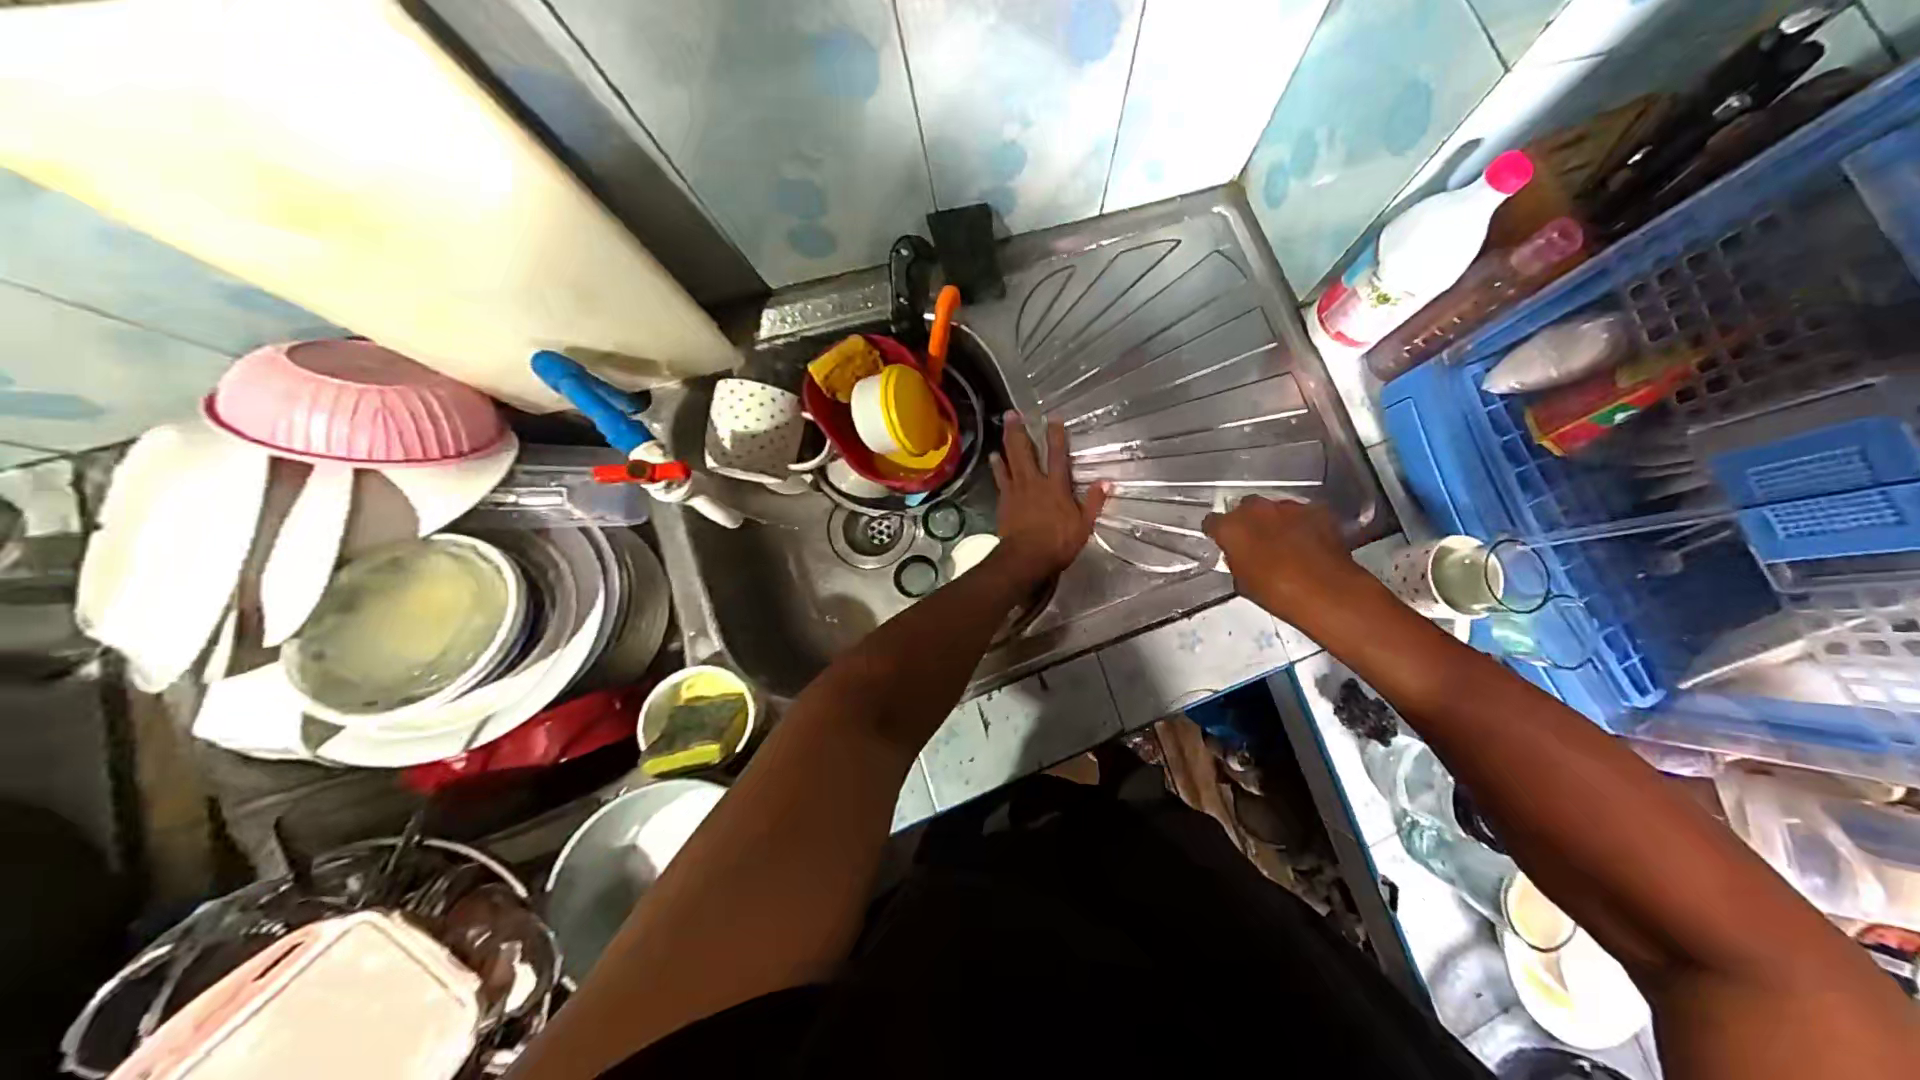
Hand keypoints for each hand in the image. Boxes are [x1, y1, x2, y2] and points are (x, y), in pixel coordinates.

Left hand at [990, 413, 1107, 581]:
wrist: (1026, 557)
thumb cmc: (1058, 543)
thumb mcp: (1084, 525)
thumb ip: (1094, 502)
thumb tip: (1106, 482)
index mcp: (1056, 487)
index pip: (1058, 455)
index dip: (1056, 436)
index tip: (1053, 418)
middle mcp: (1034, 482)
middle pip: (1025, 451)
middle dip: (1019, 431)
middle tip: (1012, 413)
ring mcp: (1016, 490)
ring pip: (1009, 461)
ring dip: (1005, 443)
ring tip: (1003, 429)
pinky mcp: (1004, 501)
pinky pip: (1000, 479)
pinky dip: (997, 467)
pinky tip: (994, 459)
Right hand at [1201, 496, 1369, 622]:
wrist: (1324, 592)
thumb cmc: (1279, 592)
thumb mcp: (1243, 583)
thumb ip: (1236, 562)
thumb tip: (1241, 560)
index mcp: (1230, 528)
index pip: (1213, 522)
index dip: (1217, 531)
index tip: (1222, 539)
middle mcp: (1256, 510)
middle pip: (1245, 508)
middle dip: (1248, 522)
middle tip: (1255, 543)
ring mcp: (1287, 508)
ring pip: (1275, 509)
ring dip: (1276, 522)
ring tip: (1285, 545)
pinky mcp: (1316, 511)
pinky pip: (1304, 514)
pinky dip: (1303, 524)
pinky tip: (1307, 543)